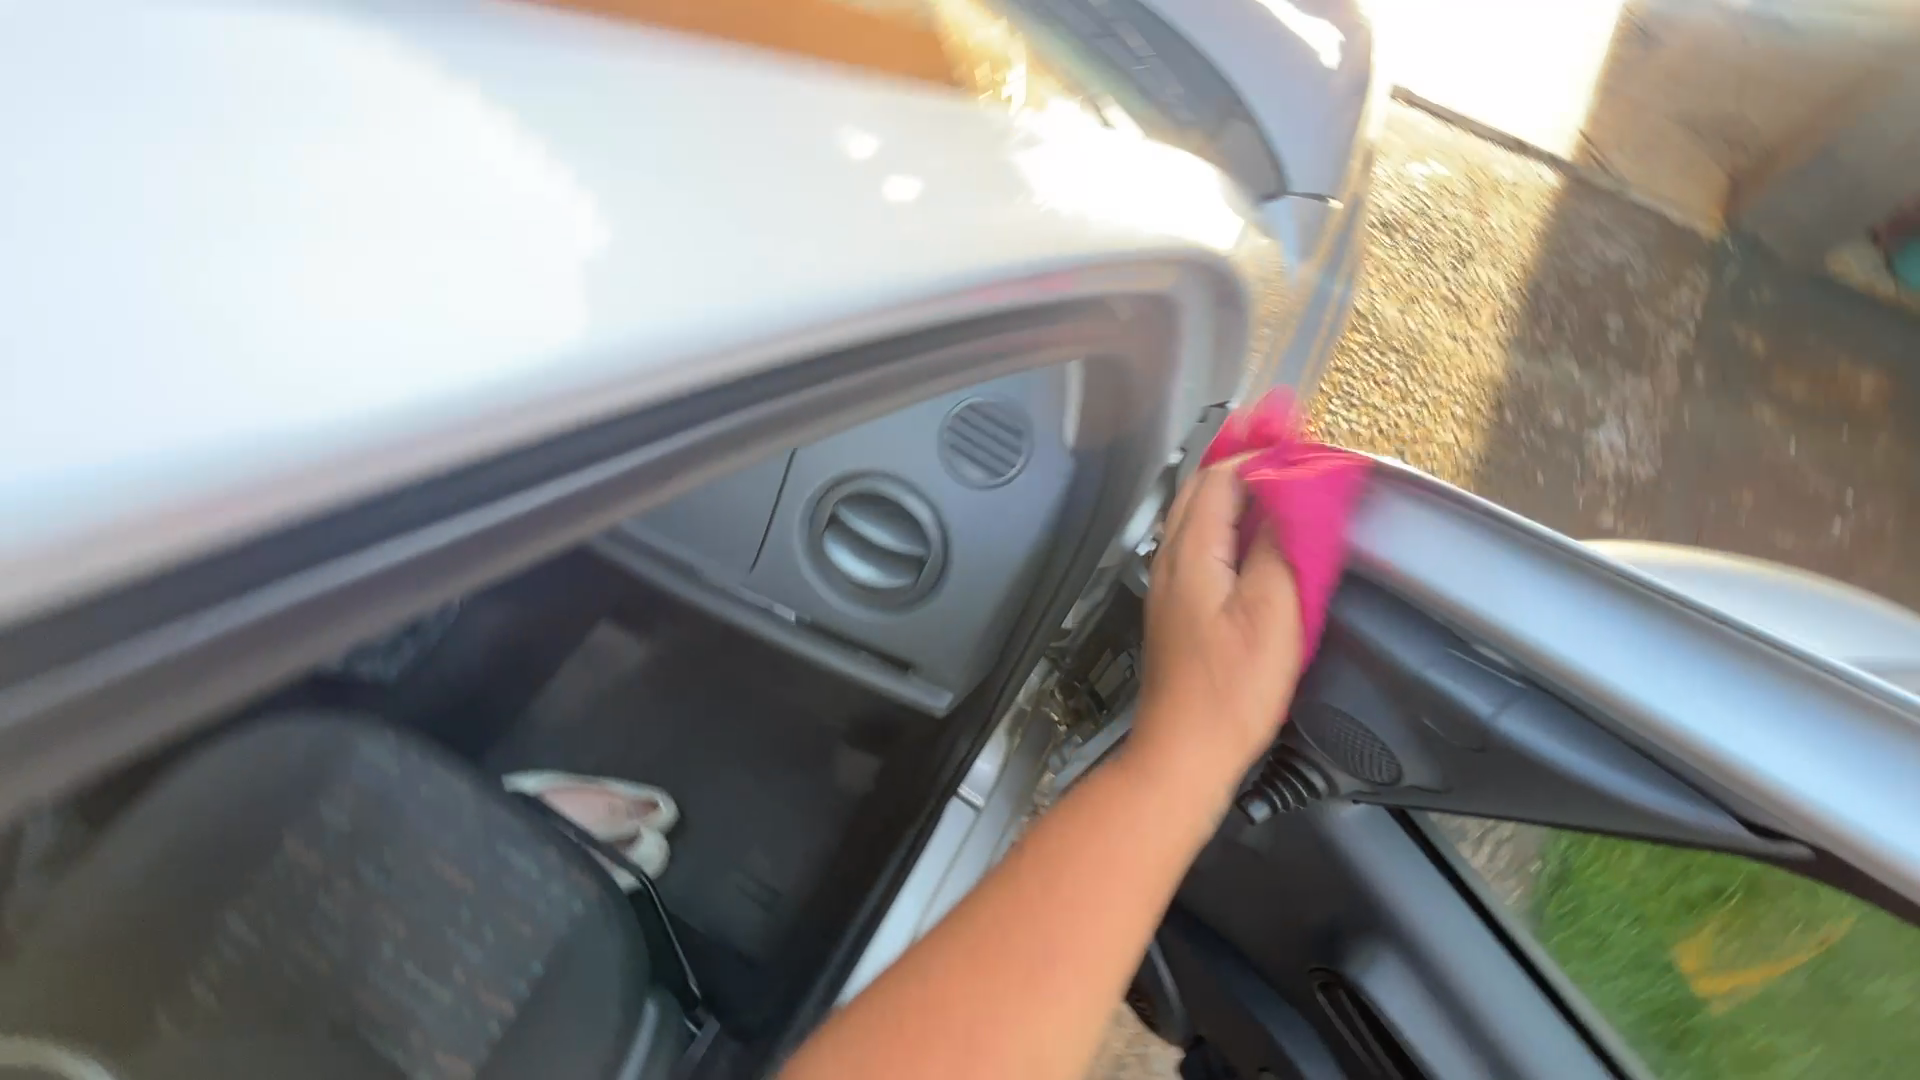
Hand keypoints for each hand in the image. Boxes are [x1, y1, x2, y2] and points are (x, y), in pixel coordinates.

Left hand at [1132, 463, 1303, 791]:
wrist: (1183, 750)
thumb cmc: (1231, 690)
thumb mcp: (1273, 615)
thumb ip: (1279, 549)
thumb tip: (1290, 495)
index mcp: (1191, 554)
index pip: (1221, 479)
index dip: (1262, 455)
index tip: (1304, 444)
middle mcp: (1170, 560)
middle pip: (1201, 492)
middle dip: (1243, 462)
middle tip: (1289, 448)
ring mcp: (1168, 584)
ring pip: (1197, 518)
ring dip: (1234, 491)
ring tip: (1278, 479)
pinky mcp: (1176, 607)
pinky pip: (1199, 546)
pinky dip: (1227, 524)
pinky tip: (1254, 535)